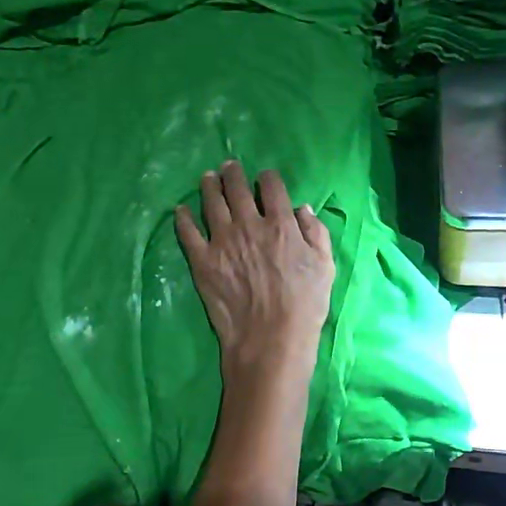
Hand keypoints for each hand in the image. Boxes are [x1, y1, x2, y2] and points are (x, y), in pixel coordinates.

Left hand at [175, 161, 333, 372]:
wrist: (270, 339)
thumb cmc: (304, 306)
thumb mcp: (325, 267)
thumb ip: (316, 233)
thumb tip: (302, 208)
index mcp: (280, 224)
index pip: (271, 187)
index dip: (268, 178)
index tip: (265, 177)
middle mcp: (248, 225)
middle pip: (236, 188)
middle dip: (233, 173)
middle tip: (228, 167)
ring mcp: (221, 242)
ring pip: (211, 203)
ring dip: (209, 186)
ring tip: (207, 177)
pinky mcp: (202, 261)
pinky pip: (188, 232)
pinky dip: (183, 218)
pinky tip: (180, 210)